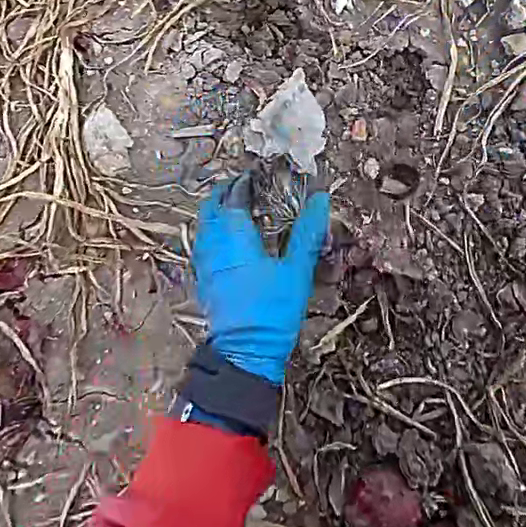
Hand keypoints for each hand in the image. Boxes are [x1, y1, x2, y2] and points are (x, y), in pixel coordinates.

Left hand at [190, 174, 330, 384]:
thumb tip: (320, 199)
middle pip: (212, 207)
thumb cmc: (272, 311)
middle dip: (229, 191)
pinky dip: (219, 230)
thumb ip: (308, 232)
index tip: (264, 173)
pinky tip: (239, 238)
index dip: (247, 180)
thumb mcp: (297, 270)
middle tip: (253, 186)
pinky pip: (207, 242)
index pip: (233, 197)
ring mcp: (205, 264)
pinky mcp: (205, 279)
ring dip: (222, 210)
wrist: (245, 353)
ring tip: (247, 207)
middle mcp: (212, 247)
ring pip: (206, 225)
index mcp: (233, 239)